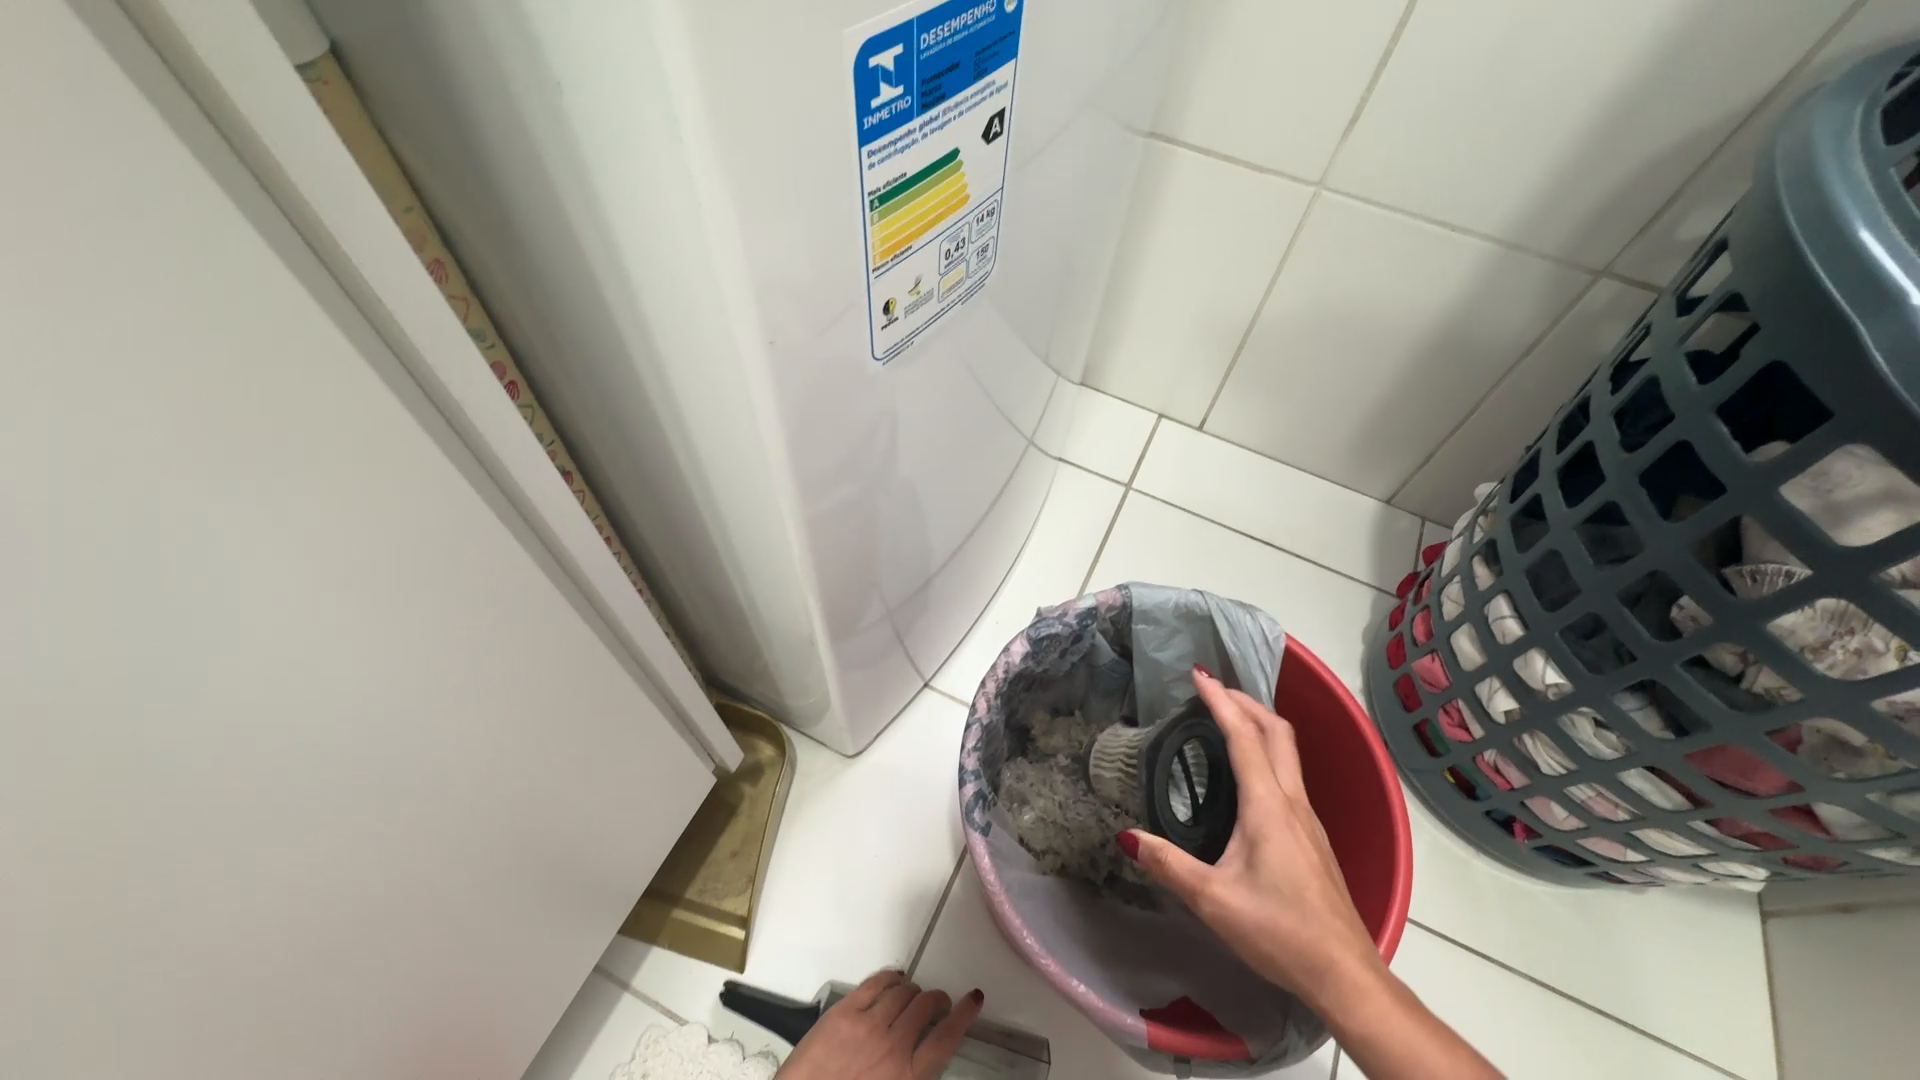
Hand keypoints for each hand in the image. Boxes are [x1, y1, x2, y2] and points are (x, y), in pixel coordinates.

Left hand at [775, 970, 983, 1079]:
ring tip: (910, 995)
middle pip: (926, 1006)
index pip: (946, 1038)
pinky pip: (876, 982)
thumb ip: (912, 1074)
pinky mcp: (844, 1011)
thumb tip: (926, 1048)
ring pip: (903, 991)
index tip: (973, 999)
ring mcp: (867, 1025)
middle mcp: (893, 1047)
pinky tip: (892, 980)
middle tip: (936, 1002)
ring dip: (912, 990)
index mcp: (907, 1077)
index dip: (964, 1015)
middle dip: (936, 999)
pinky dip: (890, 977)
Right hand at [1118, 666, 1385, 1013]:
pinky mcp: (1312, 838)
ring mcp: (1308, 820)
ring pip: (1287, 753)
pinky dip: (1266, 753)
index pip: (1244, 738)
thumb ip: (1168, 865)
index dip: (1220, 702)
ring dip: (1259, 725)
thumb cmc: (1278, 931)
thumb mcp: (1212, 901)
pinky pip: (1288, 776)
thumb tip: (1126, 836)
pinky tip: (1246, 777)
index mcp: (1268, 807)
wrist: (1343, 972)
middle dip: (1245, 702)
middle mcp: (1292, 803)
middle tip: (1213, 689)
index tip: (1199, 675)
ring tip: (1226, 721)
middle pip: (1276, 732)